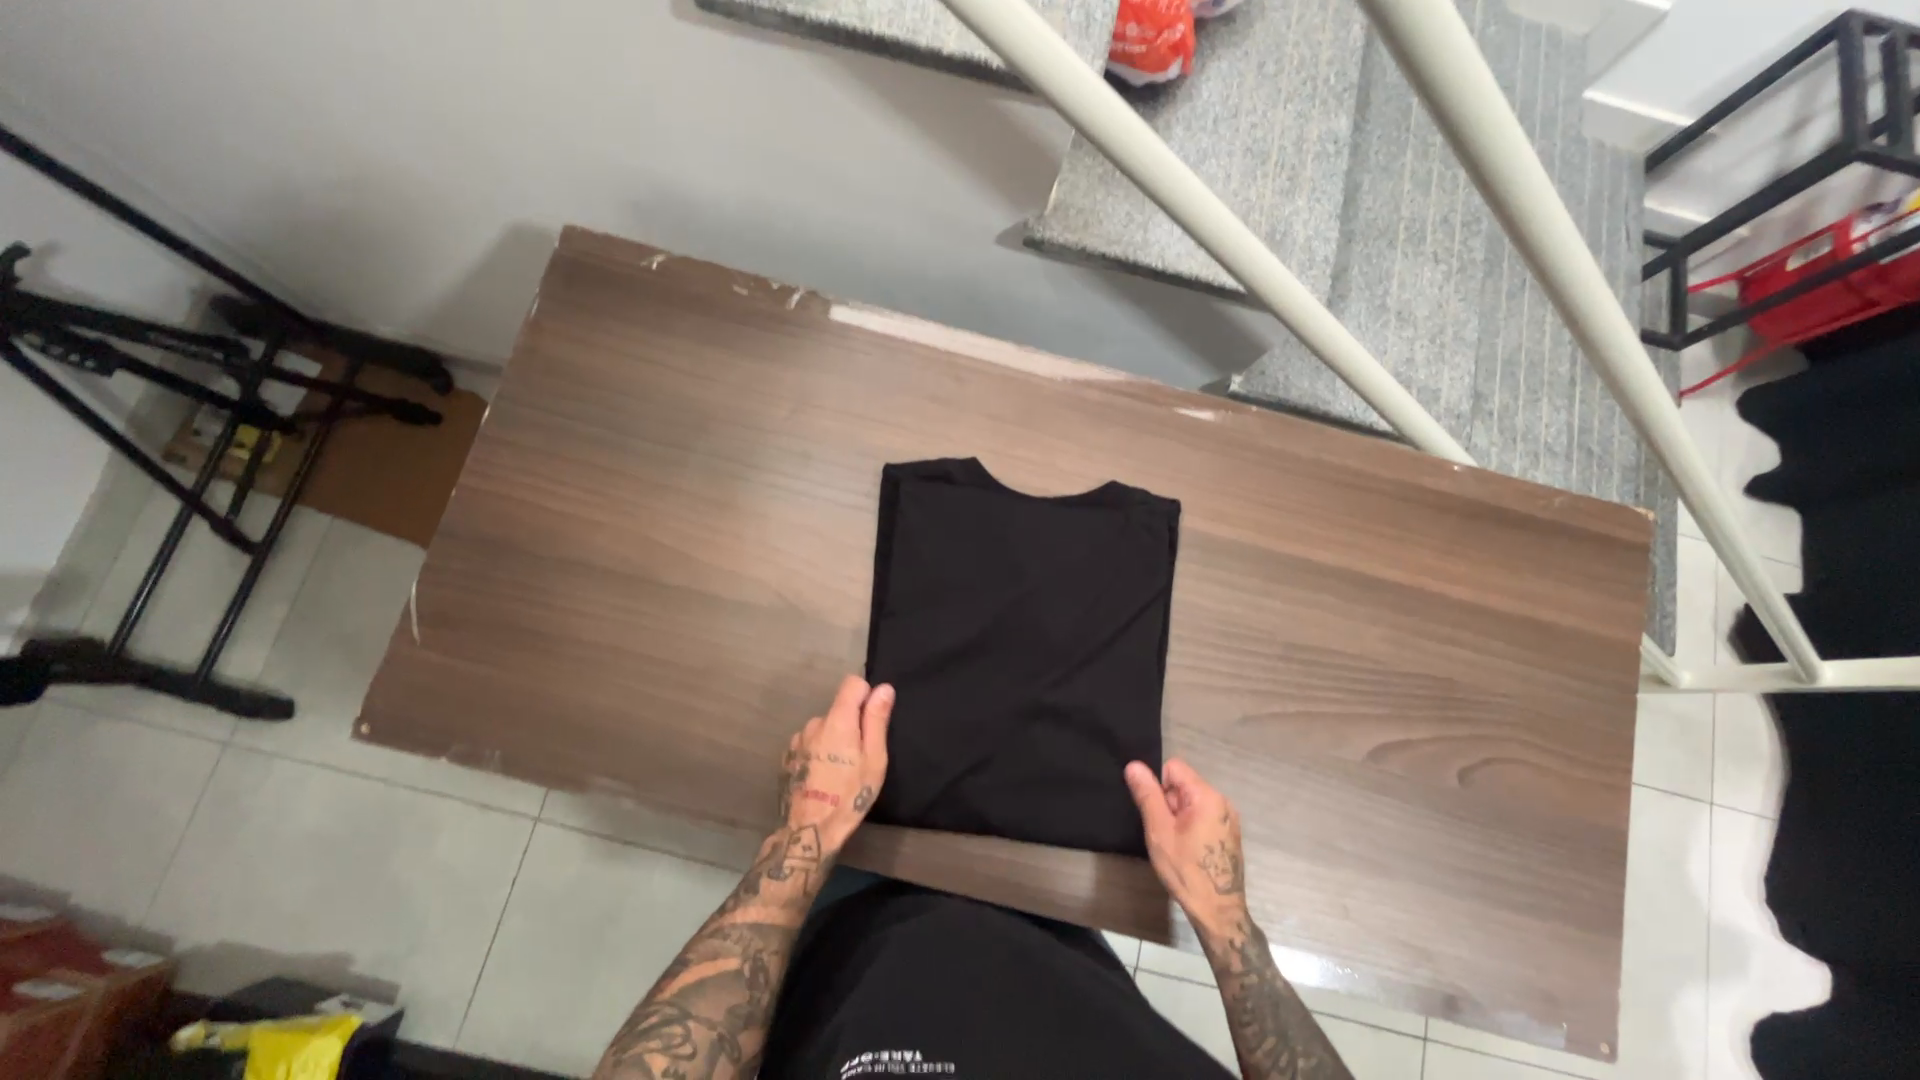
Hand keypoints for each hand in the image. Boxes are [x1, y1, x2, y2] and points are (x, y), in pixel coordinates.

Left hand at [777, 674, 893, 856]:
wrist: (810, 830)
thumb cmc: (850, 795)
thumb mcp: (874, 759)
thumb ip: (876, 720)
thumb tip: (883, 688)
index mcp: (837, 720)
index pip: (852, 684)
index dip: (866, 696)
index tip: (872, 721)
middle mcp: (814, 724)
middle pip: (839, 710)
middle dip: (851, 726)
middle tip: (858, 758)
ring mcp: (797, 740)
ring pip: (823, 729)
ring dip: (833, 741)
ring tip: (839, 771)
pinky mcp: (788, 757)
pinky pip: (810, 744)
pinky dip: (818, 753)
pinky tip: (823, 777)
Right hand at [1125, 758, 1248, 937]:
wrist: (1218, 911)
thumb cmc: (1186, 870)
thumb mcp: (1159, 831)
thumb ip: (1147, 795)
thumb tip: (1133, 765)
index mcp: (1207, 796)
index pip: (1174, 768)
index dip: (1158, 786)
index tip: (1157, 814)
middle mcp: (1222, 801)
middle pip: (1184, 785)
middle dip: (1169, 803)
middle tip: (1164, 834)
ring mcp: (1229, 818)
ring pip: (1192, 802)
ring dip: (1179, 817)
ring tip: (1176, 844)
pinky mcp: (1230, 833)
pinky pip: (1203, 816)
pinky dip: (1191, 826)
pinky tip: (1188, 850)